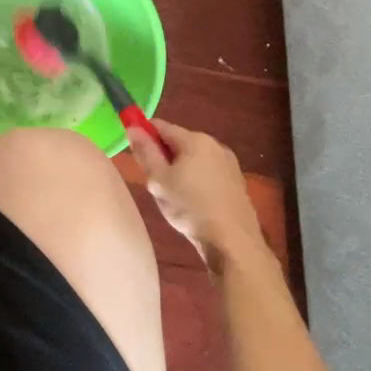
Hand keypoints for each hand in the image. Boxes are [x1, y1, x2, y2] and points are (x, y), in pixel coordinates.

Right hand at [128, 119, 268, 273]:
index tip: (137, 156)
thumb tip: (133, 128)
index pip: (160, 126)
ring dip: (180, 170)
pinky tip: (193, 204)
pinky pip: (208, 173)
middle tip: (154, 181)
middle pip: (178, 142)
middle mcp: (216, 146)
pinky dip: (197, 182)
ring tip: (174, 196)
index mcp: (195, 140)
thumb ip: (145, 151)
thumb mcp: (158, 180)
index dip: (144, 135)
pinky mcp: (238, 184)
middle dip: (163, 156)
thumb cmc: (191, 208)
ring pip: (194, 159)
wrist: (234, 244)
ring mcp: (230, 165)